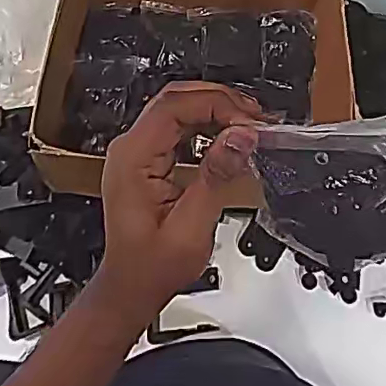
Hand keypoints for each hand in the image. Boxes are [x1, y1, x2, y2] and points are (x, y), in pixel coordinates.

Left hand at [90, 82, 261, 324]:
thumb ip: (216, 176)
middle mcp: (131, 148)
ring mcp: (139, 150)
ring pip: (181, 107)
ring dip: (217, 110)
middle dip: (220, 101)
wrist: (132, 286)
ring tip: (249, 124)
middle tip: (254, 118)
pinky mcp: (150, 156)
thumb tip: (241, 136)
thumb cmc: (151, 266)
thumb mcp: (191, 227)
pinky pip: (181, 124)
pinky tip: (230, 134)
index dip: (216, 105)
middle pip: (177, 99)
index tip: (247, 122)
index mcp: (133, 158)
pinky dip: (209, 123)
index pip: (175, 107)